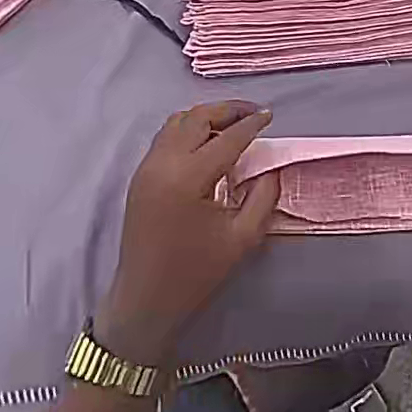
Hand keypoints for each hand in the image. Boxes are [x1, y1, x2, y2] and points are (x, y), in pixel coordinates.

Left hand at [96, 102, 279, 366]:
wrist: (145, 300)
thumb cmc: (196, 272)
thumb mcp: (242, 238)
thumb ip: (263, 196)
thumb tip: (271, 167)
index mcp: (188, 178)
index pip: (226, 138)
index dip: (251, 124)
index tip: (270, 115)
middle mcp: (162, 164)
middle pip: (196, 118)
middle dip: (227, 110)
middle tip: (253, 113)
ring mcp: (146, 168)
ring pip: (177, 122)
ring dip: (206, 117)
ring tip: (233, 124)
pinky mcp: (139, 176)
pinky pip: (165, 137)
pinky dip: (189, 129)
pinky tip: (208, 142)